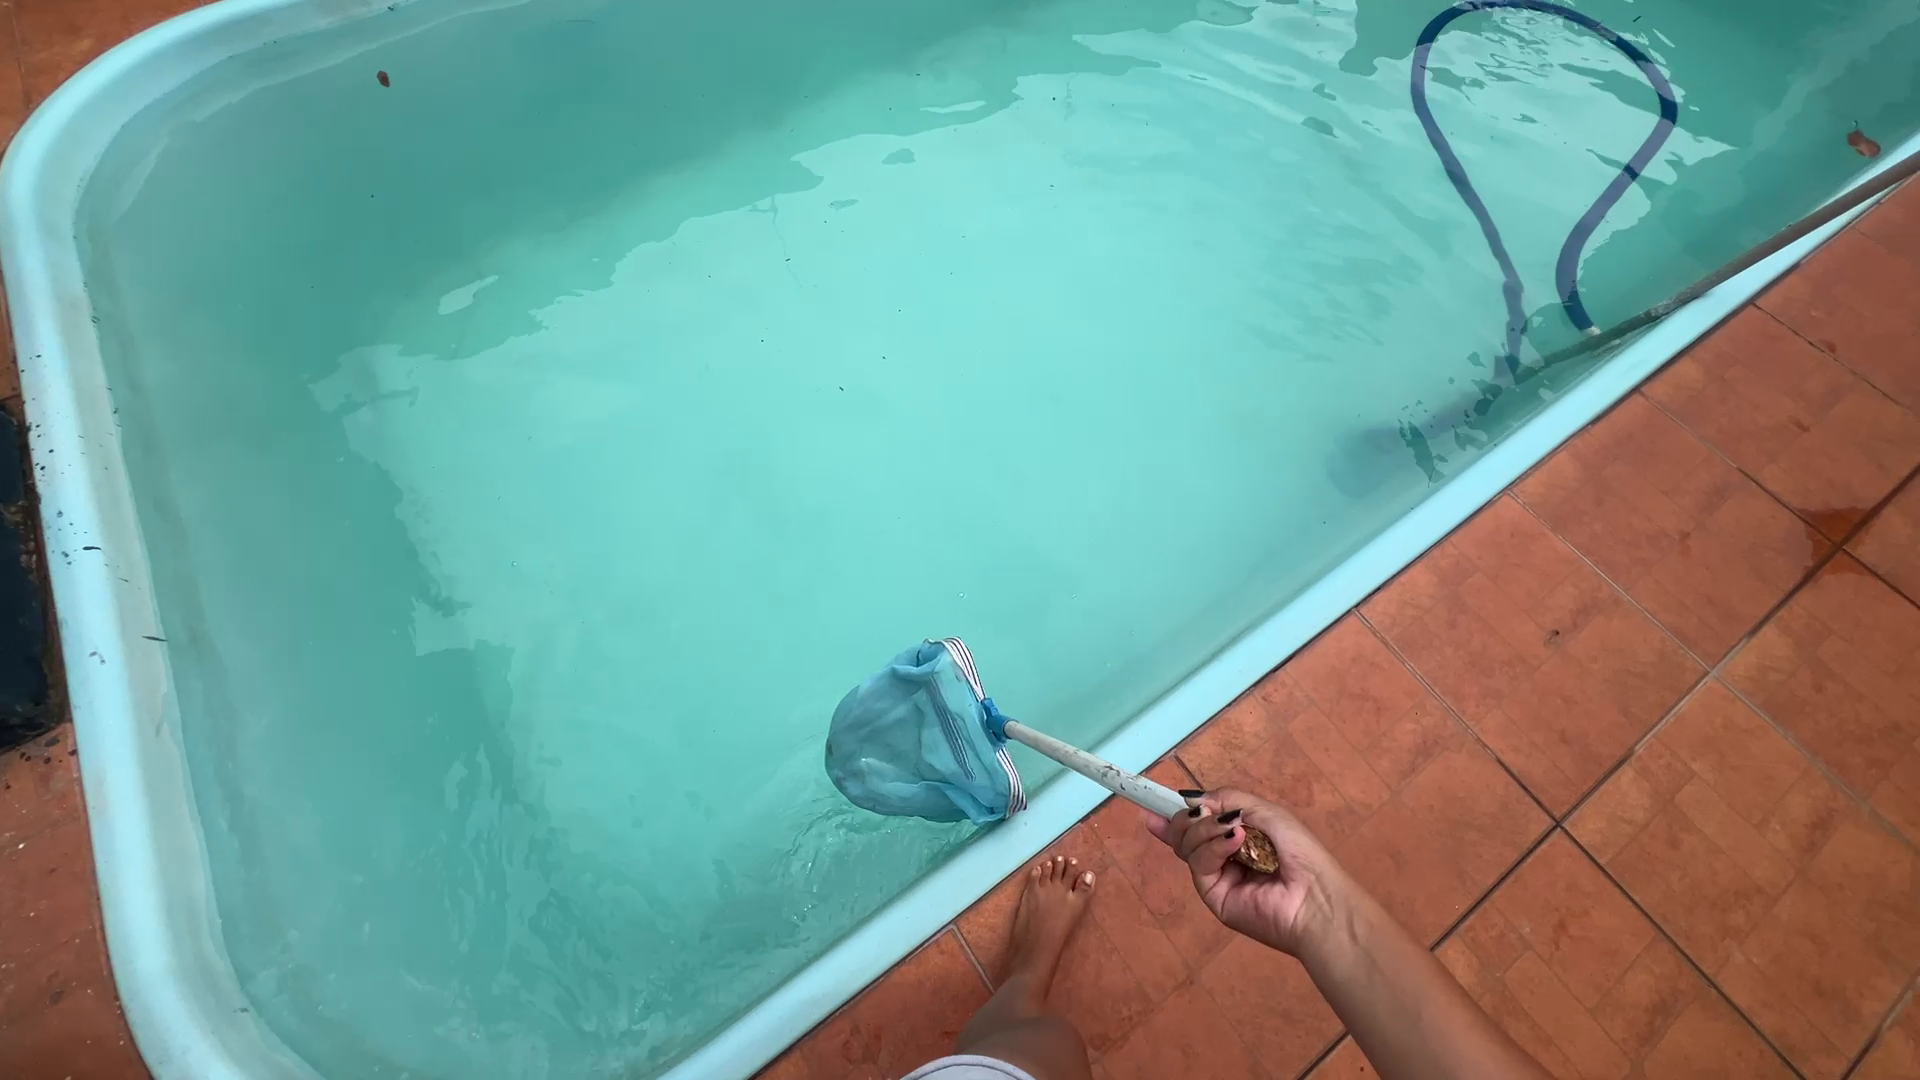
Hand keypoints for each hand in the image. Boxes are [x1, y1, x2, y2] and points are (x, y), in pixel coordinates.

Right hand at [1146, 787, 1345, 957]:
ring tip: (1235, 830)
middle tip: (1203, 814)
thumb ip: (1227, 798)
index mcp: (1233, 837)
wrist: (1317, 897)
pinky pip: (1199, 863)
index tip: (1151, 808)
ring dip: (1205, 829)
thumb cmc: (1299, 851)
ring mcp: (1215, 877)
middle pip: (1183, 832)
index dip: (1173, 815)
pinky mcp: (1213, 895)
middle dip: (1189, 818)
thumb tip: (1191, 799)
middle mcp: (1220, 857)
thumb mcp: (1264, 811)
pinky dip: (1213, 846)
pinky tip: (1235, 841)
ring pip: (1187, 845)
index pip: (1195, 824)